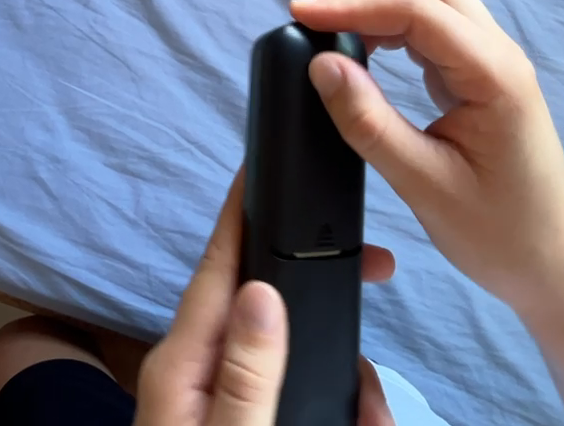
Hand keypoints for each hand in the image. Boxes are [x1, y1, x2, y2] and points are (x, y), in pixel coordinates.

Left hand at [135, 172, 397, 425]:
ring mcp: (222, 394)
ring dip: (339, 363)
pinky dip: (336, 399)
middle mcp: (198, 368)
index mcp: (183, 362)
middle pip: (262, 295)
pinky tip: (363, 418)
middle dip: (321, 282)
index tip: (266, 163)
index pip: (217, 264)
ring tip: (376, 410)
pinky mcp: (245, 415)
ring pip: (288, 345)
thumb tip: (261, 288)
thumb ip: (243, 376)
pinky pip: (296, 387)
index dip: (241, 210)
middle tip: (380, 268)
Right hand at [290, 0, 563, 319]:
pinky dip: (386, 19)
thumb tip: (320, 63)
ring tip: (328, 27)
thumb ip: (368, 122)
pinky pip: (428, 20)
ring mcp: (487, 55)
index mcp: (492, 72)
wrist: (551, 265)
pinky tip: (360, 45)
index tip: (300, 17)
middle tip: (315, 13)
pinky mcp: (475, 69)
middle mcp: (495, 49)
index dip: (352, 4)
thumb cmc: (497, 233)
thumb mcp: (424, 185)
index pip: (415, 7)